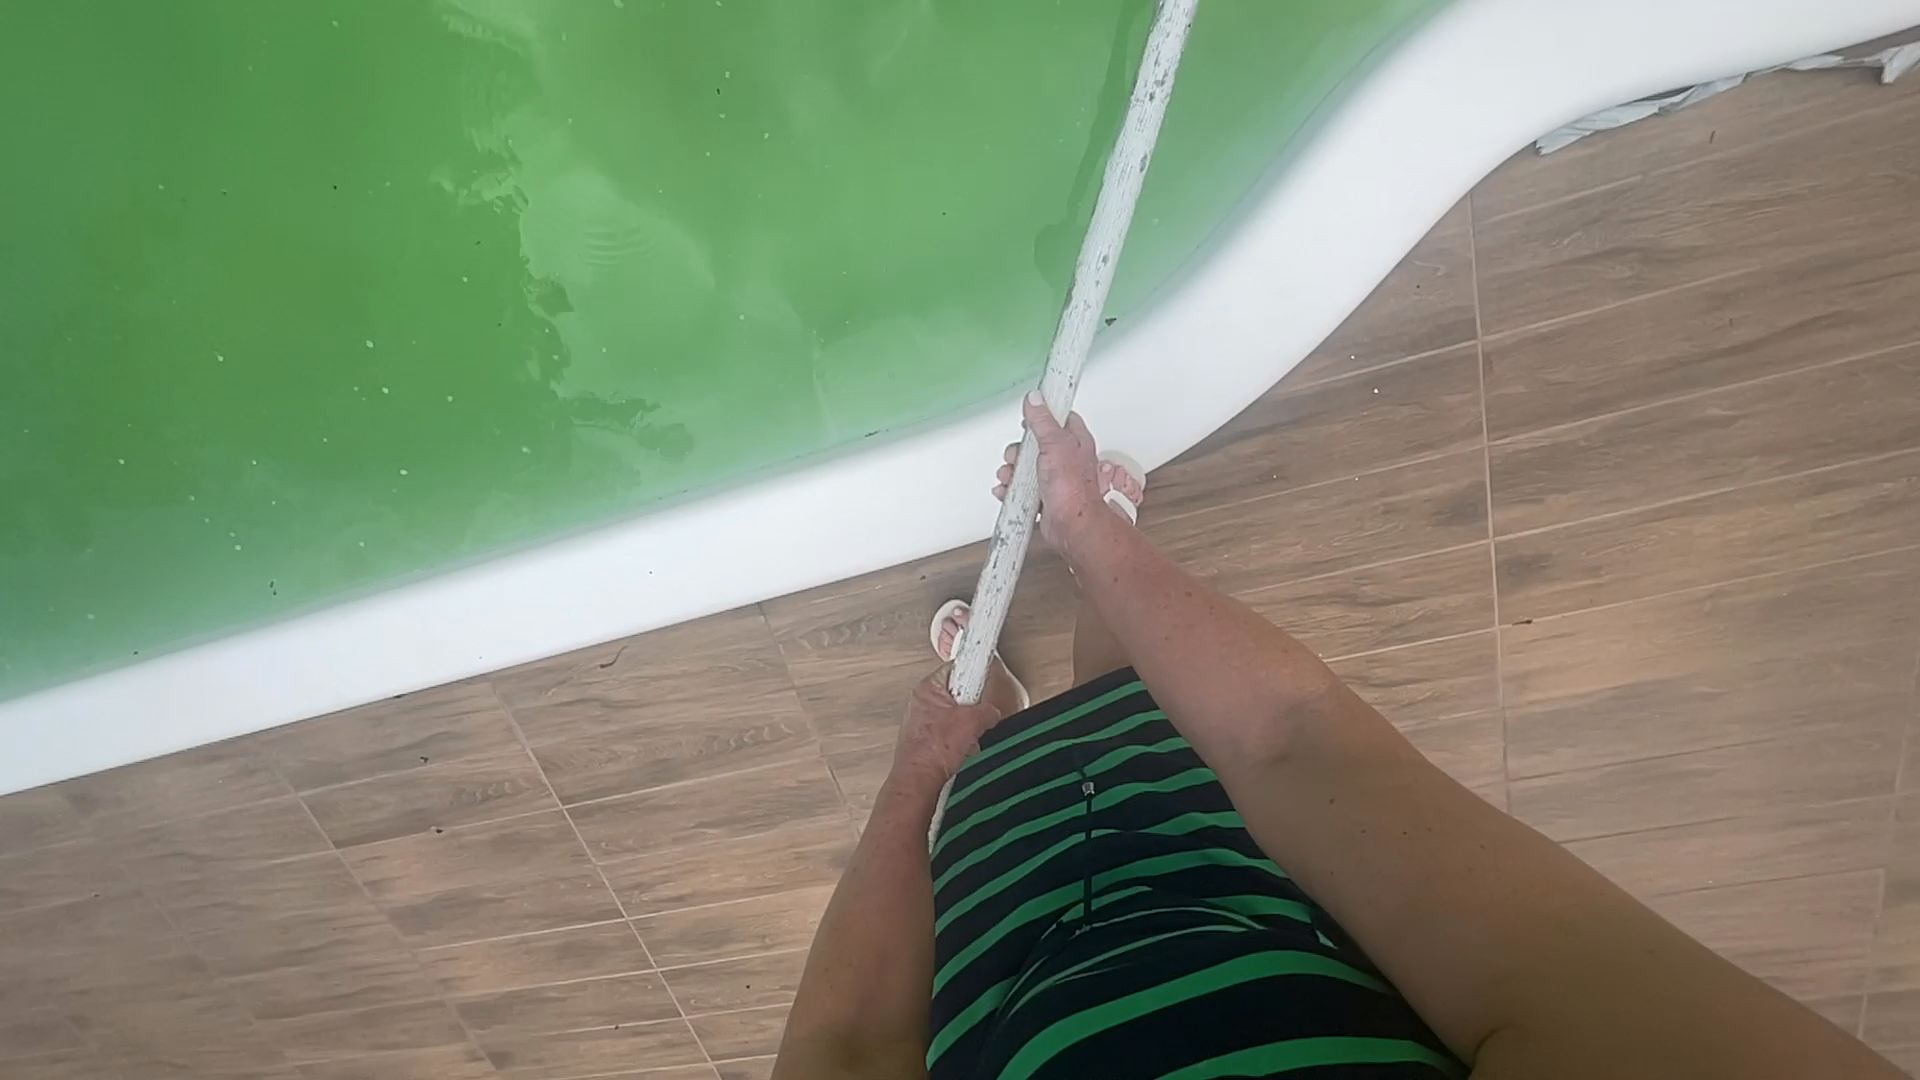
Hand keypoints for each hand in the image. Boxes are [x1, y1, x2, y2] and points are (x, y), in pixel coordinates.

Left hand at [892, 667, 1006, 787]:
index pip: (956, 668)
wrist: (919, 779)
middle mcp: (920, 701)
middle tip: (975, 717)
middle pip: (956, 695)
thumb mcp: (973, 722)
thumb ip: (987, 710)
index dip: (973, 674)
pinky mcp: (921, 738)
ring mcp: (919, 720)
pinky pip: (945, 732)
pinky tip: (959, 750)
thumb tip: (992, 712)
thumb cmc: (933, 750)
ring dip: (964, 728)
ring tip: (966, 739)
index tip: (983, 678)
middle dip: (970, 708)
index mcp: (928, 687)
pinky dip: (955, 740)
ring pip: (952, 716)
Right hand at [994, 392, 1105, 550]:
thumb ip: (1043, 421)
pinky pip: (1023, 489)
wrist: (1072, 525)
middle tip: (1018, 456)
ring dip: (1012, 472)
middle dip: (1019, 451)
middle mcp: (1066, 458)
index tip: (1028, 414)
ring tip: (1011, 477)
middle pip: (1035, 444)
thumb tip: (1035, 399)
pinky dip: (1012, 490)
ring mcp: (1054, 478)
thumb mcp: (1055, 445)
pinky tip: (1009, 491)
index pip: (1058, 417)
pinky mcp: (1044, 497)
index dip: (1041, 414)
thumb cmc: (1074, 489)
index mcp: (1074, 440)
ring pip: (1026, 468)